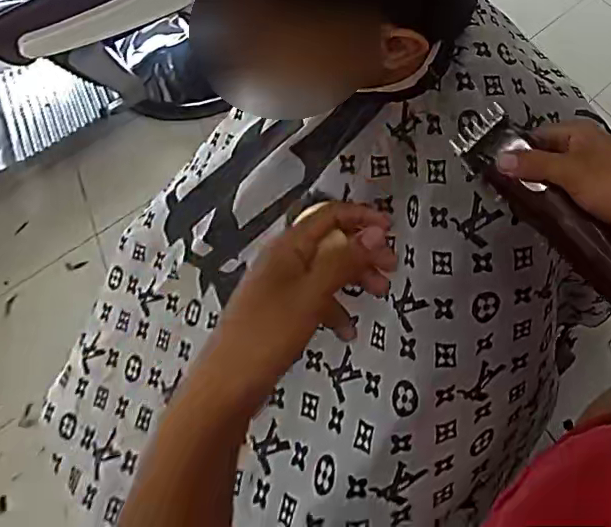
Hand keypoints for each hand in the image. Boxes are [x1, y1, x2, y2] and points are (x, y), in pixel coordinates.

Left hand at [199, 202, 393, 408]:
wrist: (221, 396)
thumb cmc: (264, 338)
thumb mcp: (313, 294)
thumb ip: (346, 259)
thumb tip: (376, 232)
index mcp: (287, 249)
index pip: (331, 214)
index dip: (363, 216)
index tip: (389, 228)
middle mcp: (283, 262)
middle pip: (333, 241)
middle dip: (365, 250)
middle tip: (390, 264)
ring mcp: (281, 288)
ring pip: (329, 269)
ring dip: (357, 277)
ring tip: (379, 291)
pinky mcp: (281, 313)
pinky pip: (318, 297)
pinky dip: (338, 307)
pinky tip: (348, 328)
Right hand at [496, 121, 610, 242]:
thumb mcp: (568, 172)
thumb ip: (534, 164)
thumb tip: (504, 158)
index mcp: (580, 132)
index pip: (537, 134)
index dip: (518, 151)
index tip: (499, 169)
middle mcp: (585, 146)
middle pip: (544, 156)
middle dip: (529, 173)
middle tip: (512, 189)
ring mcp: (590, 169)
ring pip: (554, 177)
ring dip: (544, 190)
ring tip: (530, 203)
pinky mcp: (593, 191)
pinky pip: (566, 192)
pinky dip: (557, 201)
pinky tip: (550, 212)